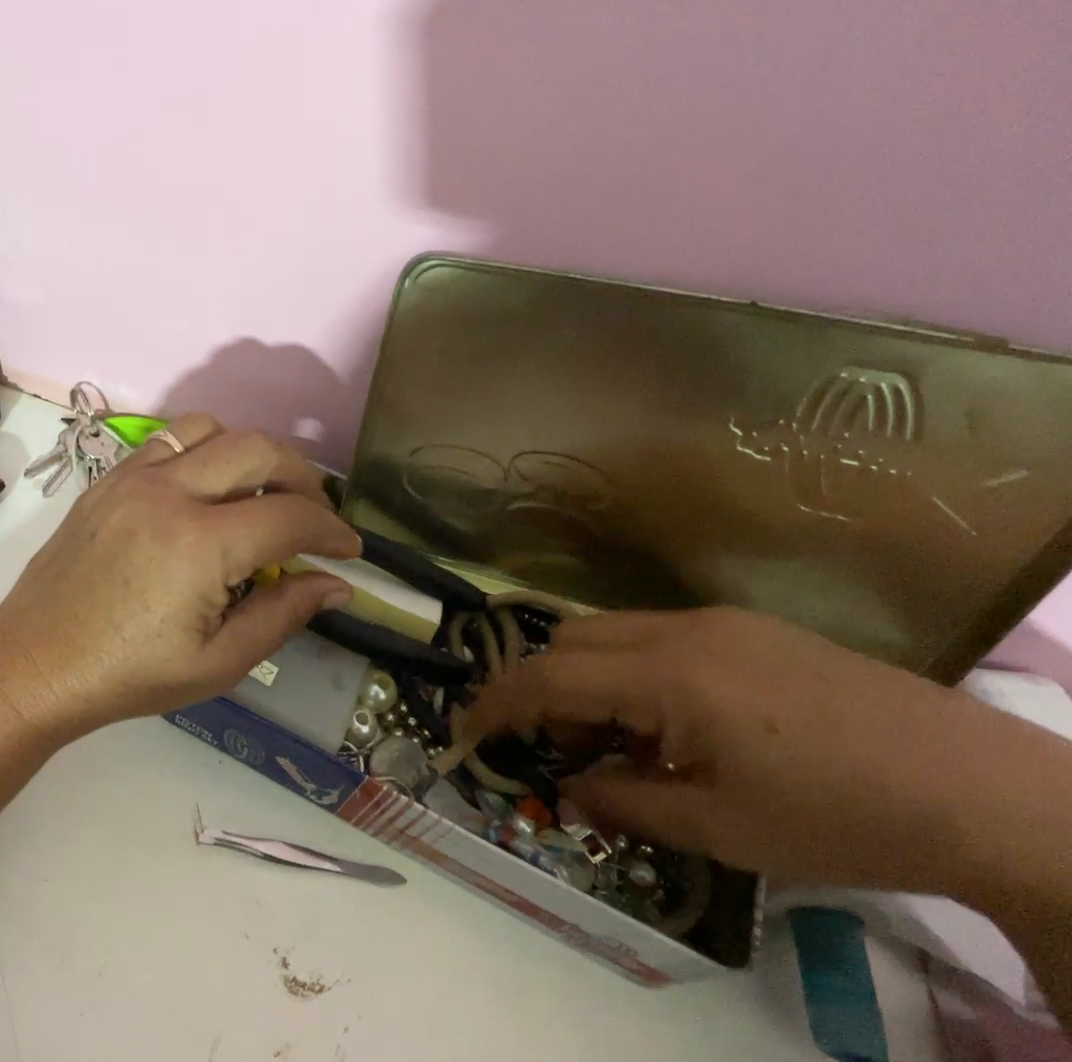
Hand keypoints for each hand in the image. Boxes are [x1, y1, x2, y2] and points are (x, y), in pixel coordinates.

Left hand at [0, 414, 359, 735]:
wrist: (35, 663)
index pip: (290, 515)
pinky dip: (199, 452)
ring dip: (248, 451)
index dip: (331, 531)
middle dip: (302, 476)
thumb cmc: (128, 675)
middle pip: (257, 449)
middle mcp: (168, 494)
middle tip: (314, 513)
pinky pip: (164, 443)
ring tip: (261, 490)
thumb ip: (282, 615)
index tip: (348, 550)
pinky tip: (204, 491)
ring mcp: (130, 480)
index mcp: (200, 545)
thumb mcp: (218, 663)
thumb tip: (335, 585)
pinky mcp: (106, 483)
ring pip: (208, 429)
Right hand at [469, 607, 1032, 894]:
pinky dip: (631, 671)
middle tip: (551, 749)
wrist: (986, 793)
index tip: (466, 732)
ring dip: (586, 678)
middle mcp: (685, 631)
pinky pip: (659, 636)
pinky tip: (667, 722)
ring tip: (613, 742)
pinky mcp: (756, 630)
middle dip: (540, 689)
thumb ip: (623, 802)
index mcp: (670, 678)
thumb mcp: (718, 827)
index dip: (497, 703)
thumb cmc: (840, 817)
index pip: (548, 677)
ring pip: (612, 632)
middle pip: (569, 640)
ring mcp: (723, 623)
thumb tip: (568, 794)